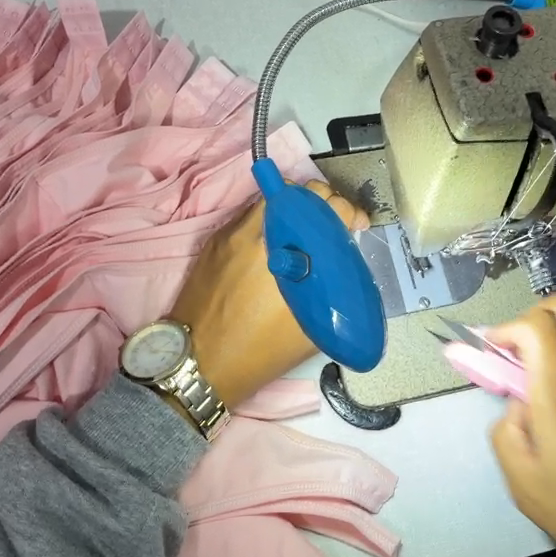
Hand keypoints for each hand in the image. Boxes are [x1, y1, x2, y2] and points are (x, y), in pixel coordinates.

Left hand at [168, 180, 367, 408]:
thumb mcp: (313, 328)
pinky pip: (251, 214)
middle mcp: (259, 233)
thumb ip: (333, 290)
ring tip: (307, 228)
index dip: (348, 211)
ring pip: (273, 198)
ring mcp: (233, 232)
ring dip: (297, 206)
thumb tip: (344, 267)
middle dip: (324, 201)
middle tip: (334, 222)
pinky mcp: (216, 239)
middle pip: (300, 193)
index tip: (356, 225)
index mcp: (287, 254)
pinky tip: (279, 242)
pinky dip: (272, 219)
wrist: (199, 363)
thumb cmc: (260, 353)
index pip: (326, 209)